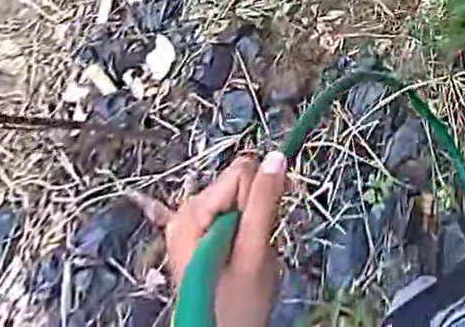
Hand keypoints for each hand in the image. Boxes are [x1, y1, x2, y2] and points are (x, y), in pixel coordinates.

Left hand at [165, 152, 289, 326]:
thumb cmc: (234, 307)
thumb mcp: (253, 253)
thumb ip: (263, 202)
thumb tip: (276, 156)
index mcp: (192, 214)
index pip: (243, 171)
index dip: (260, 195)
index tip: (264, 225)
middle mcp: (187, 210)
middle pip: (241, 178)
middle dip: (258, 204)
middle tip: (258, 241)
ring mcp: (193, 220)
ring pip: (243, 191)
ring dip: (255, 215)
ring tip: (251, 249)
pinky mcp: (202, 230)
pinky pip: (236, 206)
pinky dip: (248, 223)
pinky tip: (243, 248)